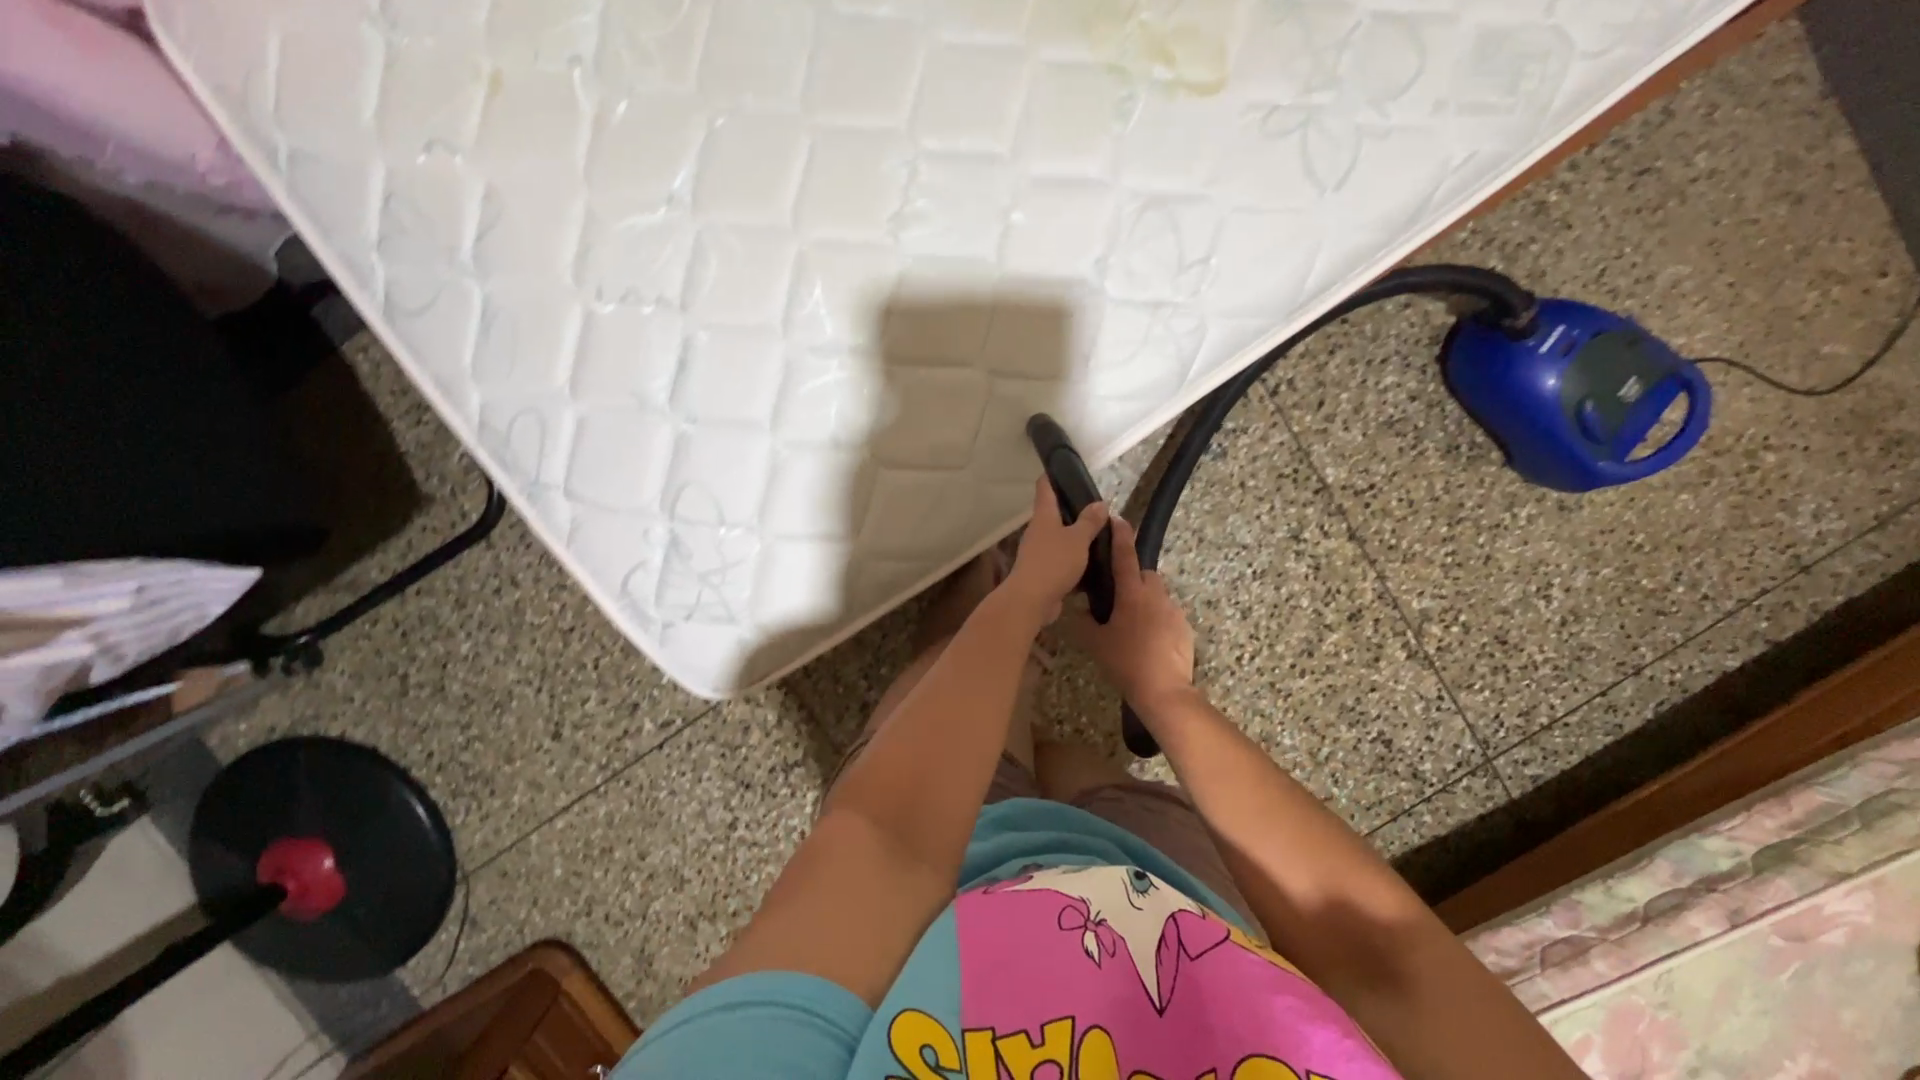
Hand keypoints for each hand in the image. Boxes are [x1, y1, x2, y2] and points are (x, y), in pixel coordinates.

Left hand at [1001, 478, 1109, 625]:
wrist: (1031, 600)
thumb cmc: (1053, 563)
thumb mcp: (1078, 539)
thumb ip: (1089, 521)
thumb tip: (1100, 503)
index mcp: (1044, 516)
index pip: (1045, 487)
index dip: (1053, 475)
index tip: (1065, 467)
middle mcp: (1038, 531)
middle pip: (1054, 513)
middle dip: (1074, 509)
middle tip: (1098, 508)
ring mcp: (1039, 552)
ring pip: (1060, 539)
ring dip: (1077, 537)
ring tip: (1100, 535)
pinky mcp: (1043, 572)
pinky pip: (1062, 561)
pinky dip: (1076, 560)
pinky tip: (1093, 564)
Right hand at [1061, 516, 1195, 712]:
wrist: (1164, 690)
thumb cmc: (1126, 663)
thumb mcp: (1096, 643)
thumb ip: (1084, 622)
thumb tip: (1079, 610)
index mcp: (1132, 594)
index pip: (1124, 556)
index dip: (1120, 535)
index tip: (1117, 518)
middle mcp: (1156, 595)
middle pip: (1145, 574)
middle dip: (1133, 579)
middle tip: (1118, 600)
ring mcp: (1174, 611)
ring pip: (1157, 596)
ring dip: (1146, 602)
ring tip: (1133, 626)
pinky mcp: (1185, 627)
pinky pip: (1168, 615)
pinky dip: (1158, 621)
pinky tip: (1149, 642)